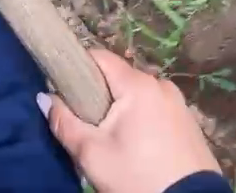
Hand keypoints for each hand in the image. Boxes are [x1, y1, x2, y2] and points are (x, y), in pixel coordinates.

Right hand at [40, 50, 220, 192]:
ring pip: (137, 97)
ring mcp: (180, 105)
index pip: (98, 57)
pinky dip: (144, 123)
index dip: (77, 69)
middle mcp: (161, 85)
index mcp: (138, 85)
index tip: (66, 92)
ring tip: (116, 144)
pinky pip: (156, 112)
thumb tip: (44, 98)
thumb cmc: (139, 179)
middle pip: (118, 79)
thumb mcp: (93, 155)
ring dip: (123, 112)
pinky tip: (140, 150)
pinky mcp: (191, 126)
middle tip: (90, 127)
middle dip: (100, 97)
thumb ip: (64, 122)